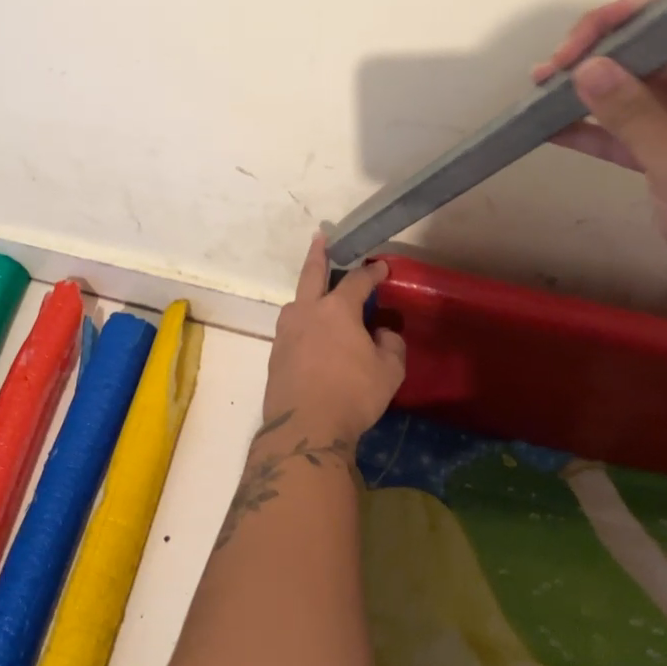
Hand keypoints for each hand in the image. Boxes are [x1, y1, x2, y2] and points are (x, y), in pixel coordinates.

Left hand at [261, 235, 406, 442]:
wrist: (305, 427)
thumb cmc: (352, 394)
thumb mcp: (389, 371)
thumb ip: (390, 346)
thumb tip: (382, 334)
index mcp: (337, 309)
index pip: (357, 281)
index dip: (372, 272)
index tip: (382, 268)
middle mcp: (307, 312)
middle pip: (312, 274)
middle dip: (318, 254)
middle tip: (320, 237)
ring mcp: (286, 332)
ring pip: (297, 303)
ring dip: (308, 294)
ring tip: (317, 296)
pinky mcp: (275, 354)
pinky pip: (292, 328)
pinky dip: (303, 323)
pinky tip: (310, 335)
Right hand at [535, 0, 666, 308]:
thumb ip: (633, 113)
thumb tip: (587, 66)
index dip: (651, 1)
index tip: (599, 26)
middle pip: (660, 41)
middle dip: (603, 43)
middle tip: (555, 65)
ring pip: (638, 86)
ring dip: (590, 85)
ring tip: (538, 88)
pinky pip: (630, 130)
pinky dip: (594, 127)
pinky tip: (550, 128)